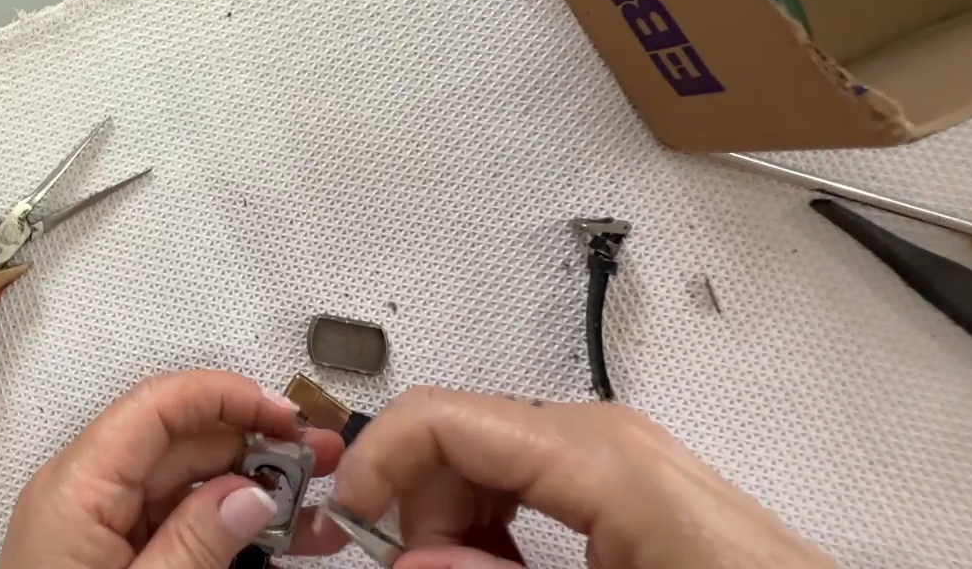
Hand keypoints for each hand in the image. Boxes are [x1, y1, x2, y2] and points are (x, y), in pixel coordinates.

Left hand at [0, 371, 345, 568]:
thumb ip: (196, 544)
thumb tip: (254, 490)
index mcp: (78, 485)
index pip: (155, 406)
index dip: (223, 396)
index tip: (286, 414)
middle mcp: (86, 488)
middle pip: (176, 443)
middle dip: (251, 445)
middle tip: (323, 461)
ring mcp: (99, 523)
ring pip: (184, 485)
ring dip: (250, 492)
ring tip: (320, 511)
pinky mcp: (114, 555)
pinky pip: (175, 523)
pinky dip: (225, 528)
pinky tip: (279, 541)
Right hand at [307, 386, 834, 568]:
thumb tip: (405, 558)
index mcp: (599, 457)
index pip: (444, 416)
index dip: (379, 457)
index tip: (349, 522)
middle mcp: (598, 430)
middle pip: (455, 432)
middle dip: (419, 502)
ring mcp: (613, 446)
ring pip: (480, 450)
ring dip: (451, 513)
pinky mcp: (623, 470)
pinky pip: (522, 471)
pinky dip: (491, 515)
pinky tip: (504, 562)